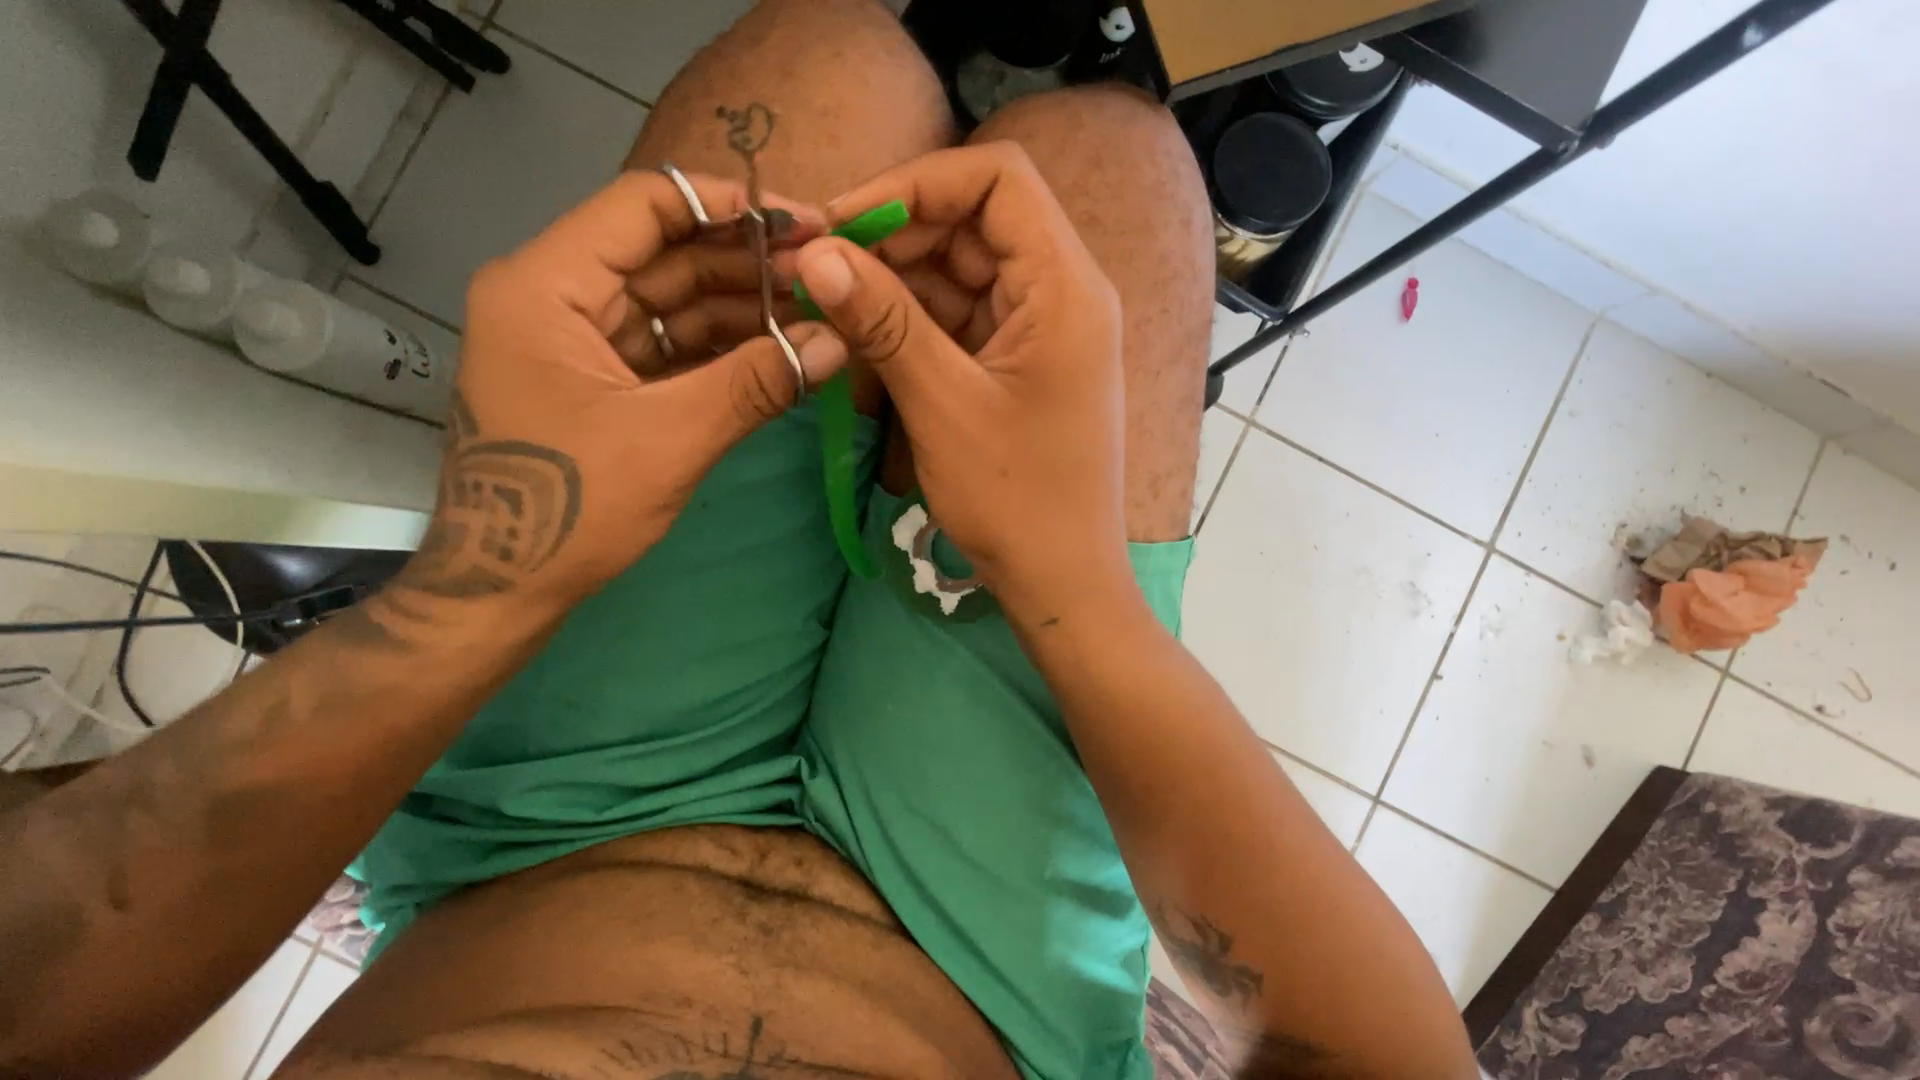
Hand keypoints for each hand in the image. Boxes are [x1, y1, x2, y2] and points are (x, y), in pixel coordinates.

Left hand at [406, 170, 847, 613]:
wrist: (504, 588)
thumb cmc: (571, 507)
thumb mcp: (671, 439)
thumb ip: (757, 382)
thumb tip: (838, 343)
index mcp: (546, 285)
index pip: (644, 206)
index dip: (728, 206)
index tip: (803, 224)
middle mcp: (554, 296)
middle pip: (663, 253)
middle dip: (746, 263)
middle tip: (824, 275)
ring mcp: (574, 339)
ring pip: (669, 301)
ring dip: (740, 308)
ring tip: (814, 315)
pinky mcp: (595, 379)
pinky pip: (665, 345)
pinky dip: (717, 349)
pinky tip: (776, 351)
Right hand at [792, 143, 1129, 613]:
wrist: (1062, 580)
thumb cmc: (1015, 498)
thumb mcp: (942, 404)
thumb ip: (882, 321)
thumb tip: (815, 251)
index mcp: (1065, 287)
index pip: (998, 180)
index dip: (918, 184)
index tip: (847, 222)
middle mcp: (1063, 292)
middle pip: (975, 223)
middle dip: (896, 238)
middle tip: (821, 270)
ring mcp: (1043, 328)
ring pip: (962, 271)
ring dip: (898, 284)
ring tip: (831, 309)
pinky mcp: (1022, 362)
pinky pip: (964, 317)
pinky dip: (916, 322)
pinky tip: (868, 341)